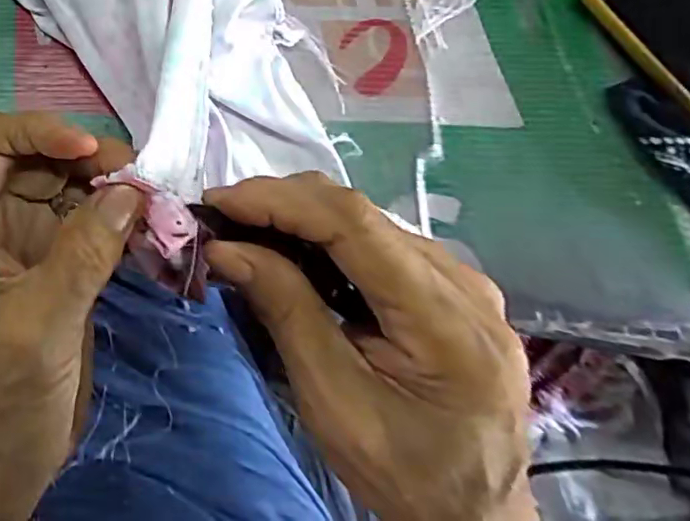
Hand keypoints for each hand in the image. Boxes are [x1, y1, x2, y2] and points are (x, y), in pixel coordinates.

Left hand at [0, 112, 145, 520]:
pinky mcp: (59, 262)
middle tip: (140, 177)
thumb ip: (83, 254)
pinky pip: (89, 221)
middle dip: (85, 156)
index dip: (35, 131)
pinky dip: (119, 218)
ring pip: (67, 185)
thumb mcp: (41, 321)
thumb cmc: (3, 390)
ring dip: (109, 185)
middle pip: (36, 157)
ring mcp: (29, 237)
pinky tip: (149, 229)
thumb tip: (129, 192)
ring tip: (153, 202)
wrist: (4, 457)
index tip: (87, 149)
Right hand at [203, 173, 534, 520]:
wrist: (472, 516)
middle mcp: (462, 284)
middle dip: (276, 202)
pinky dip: (315, 231)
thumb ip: (284, 311)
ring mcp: (457, 279)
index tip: (217, 203)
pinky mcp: (443, 283)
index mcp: (447, 321)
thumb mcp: (332, 399)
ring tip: (240, 230)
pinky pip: (368, 235)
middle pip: (354, 210)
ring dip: (291, 213)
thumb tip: (222, 247)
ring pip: (358, 215)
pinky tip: (283, 248)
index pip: (353, 224)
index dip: (278, 201)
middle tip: (217, 217)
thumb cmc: (402, 470)